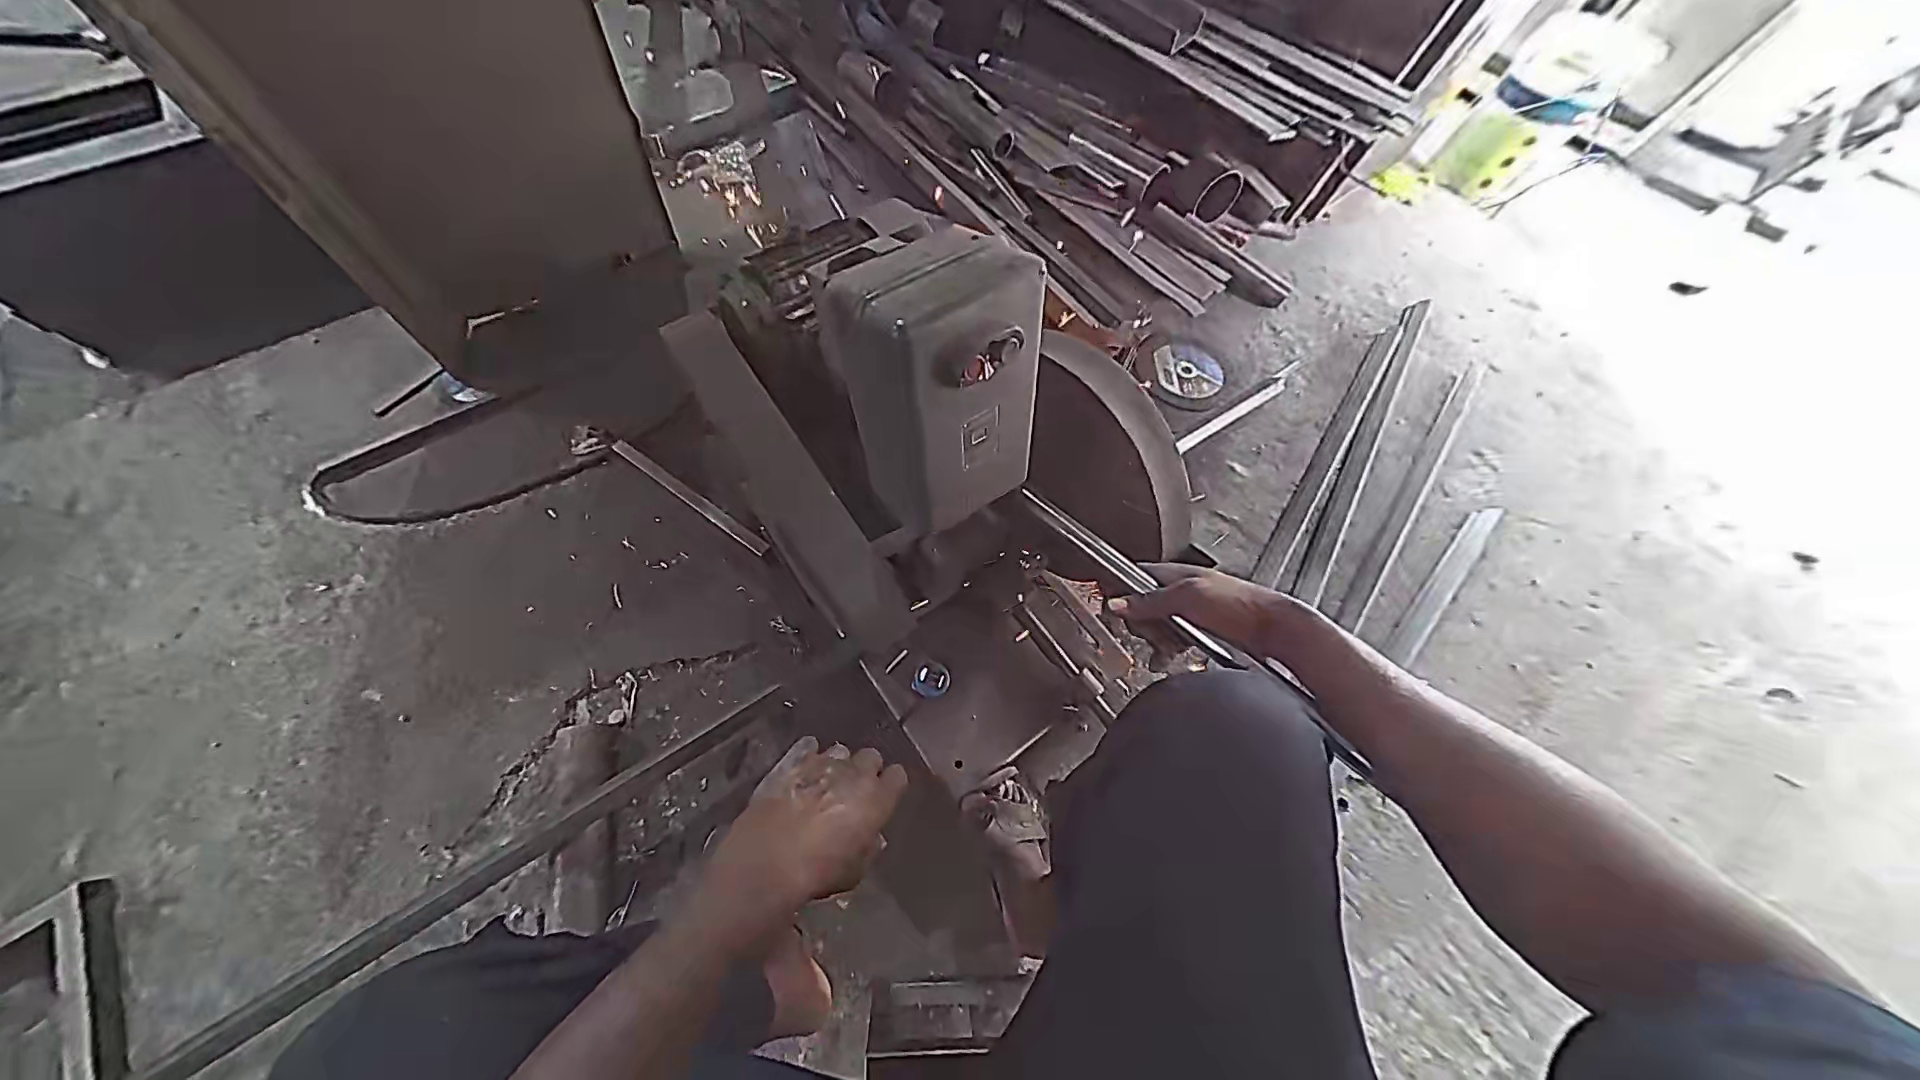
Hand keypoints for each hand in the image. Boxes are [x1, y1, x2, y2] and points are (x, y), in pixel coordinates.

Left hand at [699, 737, 908, 930]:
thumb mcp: (853, 873)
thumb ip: (867, 849)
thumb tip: (871, 837)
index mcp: (875, 800)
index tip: (885, 797)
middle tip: (855, 792)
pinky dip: (809, 755)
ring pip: (840, 751)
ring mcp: (820, 764)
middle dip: (867, 770)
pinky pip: (807, 748)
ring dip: (837, 764)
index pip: (897, 777)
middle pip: (871, 757)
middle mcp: (853, 774)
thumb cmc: (816, 876)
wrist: (763, 867)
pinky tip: (803, 769)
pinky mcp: (790, 763)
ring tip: (826, 784)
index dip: (891, 786)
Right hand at [1105, 563, 1286, 647]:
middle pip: (1140, 606)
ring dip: (1153, 639)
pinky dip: (1164, 651)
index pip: (1132, 577)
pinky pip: (1170, 641)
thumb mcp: (1187, 597)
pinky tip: (1164, 658)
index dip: (1119, 593)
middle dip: (1141, 623)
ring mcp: (1188, 612)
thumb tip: (1117, 603)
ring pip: (1154, 626)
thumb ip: (1149, 600)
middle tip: (1150, 632)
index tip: (1111, 610)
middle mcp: (1179, 591)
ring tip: (1160, 648)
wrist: (1274, 629)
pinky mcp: (1197, 632)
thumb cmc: (1239, 604)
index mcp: (1174, 574)